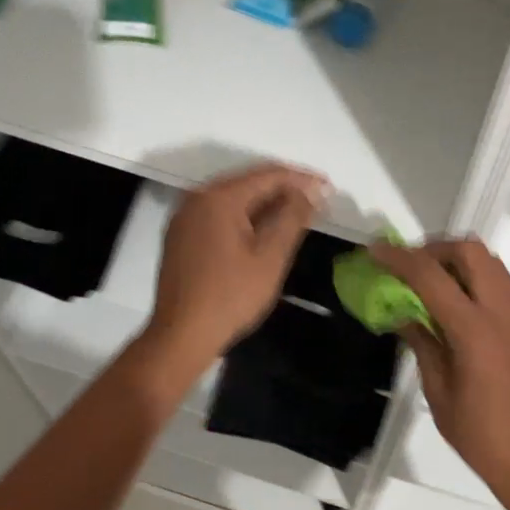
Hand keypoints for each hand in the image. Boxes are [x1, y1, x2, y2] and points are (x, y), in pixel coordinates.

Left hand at [148, 164, 325, 362]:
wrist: (181, 335)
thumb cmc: (230, 297)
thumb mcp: (270, 258)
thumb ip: (293, 218)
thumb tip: (311, 192)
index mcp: (219, 198)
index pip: (268, 175)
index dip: (302, 179)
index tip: (328, 187)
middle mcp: (197, 198)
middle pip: (249, 182)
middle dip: (285, 188)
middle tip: (317, 200)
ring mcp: (185, 217)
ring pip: (233, 198)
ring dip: (266, 203)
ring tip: (297, 214)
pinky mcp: (182, 236)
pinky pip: (219, 214)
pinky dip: (245, 216)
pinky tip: (264, 229)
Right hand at [369, 239, 509, 495]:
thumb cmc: (480, 436)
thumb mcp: (439, 392)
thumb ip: (422, 344)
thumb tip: (403, 314)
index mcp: (476, 331)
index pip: (432, 276)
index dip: (399, 258)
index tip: (375, 251)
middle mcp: (503, 313)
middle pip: (471, 251)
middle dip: (434, 250)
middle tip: (408, 269)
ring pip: (489, 263)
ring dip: (456, 263)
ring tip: (427, 286)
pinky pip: (499, 285)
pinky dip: (473, 280)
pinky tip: (452, 309)